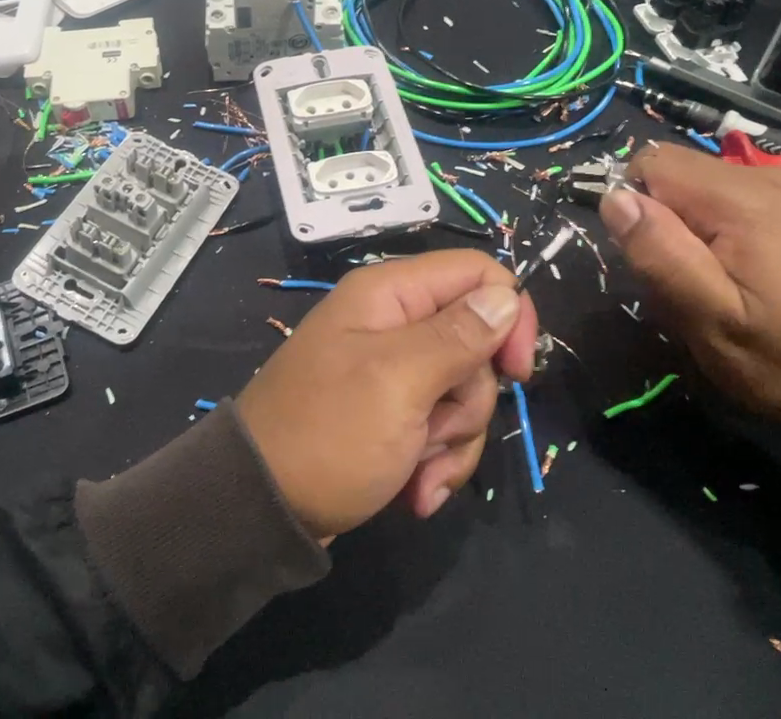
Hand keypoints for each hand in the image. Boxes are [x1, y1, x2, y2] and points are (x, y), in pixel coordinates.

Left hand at [236, 250, 538, 539]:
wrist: (264, 507)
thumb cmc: (328, 435)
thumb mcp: (397, 380)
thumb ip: (456, 335)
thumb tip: (505, 294)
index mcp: (389, 296)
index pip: (477, 273)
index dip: (508, 315)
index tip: (515, 373)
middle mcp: (393, 325)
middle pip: (476, 343)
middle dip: (467, 401)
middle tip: (430, 429)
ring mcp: (392, 373)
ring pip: (464, 394)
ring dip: (451, 442)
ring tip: (413, 472)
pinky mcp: (392, 416)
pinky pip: (441, 429)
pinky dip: (435, 463)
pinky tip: (413, 491)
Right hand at [599, 143, 780, 431]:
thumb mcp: (712, 323)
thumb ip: (660, 255)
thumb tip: (615, 198)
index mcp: (742, 202)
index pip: (650, 162)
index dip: (636, 206)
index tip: (657, 260)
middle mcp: (776, 178)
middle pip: (684, 170)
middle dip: (669, 217)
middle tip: (692, 280)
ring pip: (719, 183)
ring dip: (704, 223)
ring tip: (731, 281)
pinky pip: (757, 196)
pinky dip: (741, 225)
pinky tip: (768, 273)